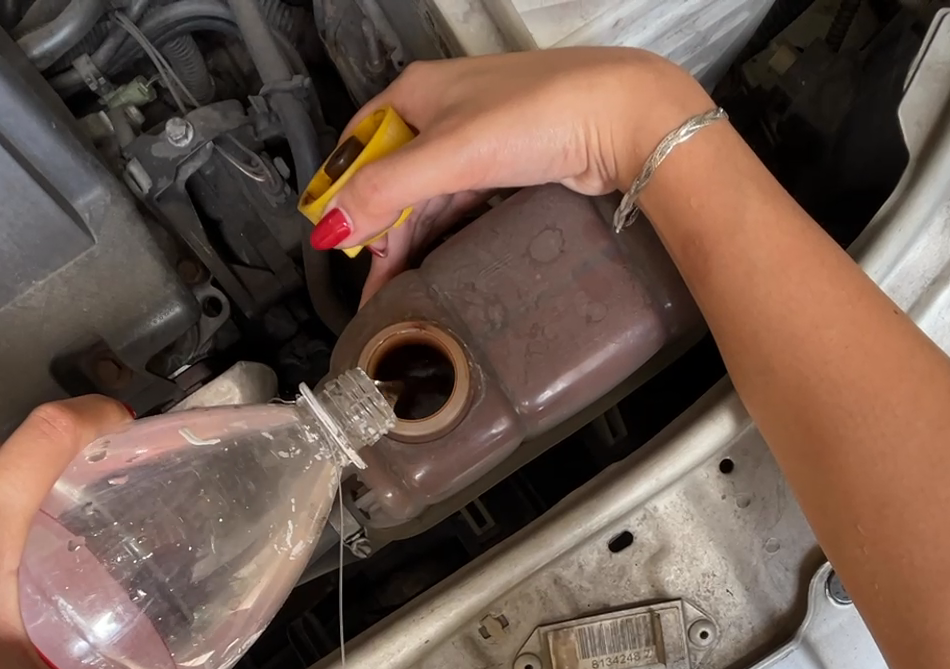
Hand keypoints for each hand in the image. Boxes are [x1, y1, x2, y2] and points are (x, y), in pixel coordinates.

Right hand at [309, 47, 715, 301]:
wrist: (622, 118)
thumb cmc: (532, 120)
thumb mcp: (448, 154)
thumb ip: (387, 191)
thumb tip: (328, 229)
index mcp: (415, 96)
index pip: (361, 148)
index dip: (346, 197)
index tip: (340, 247)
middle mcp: (441, 113)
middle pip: (394, 179)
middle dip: (380, 233)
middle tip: (373, 289)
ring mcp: (477, 140)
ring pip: (428, 196)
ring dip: (410, 241)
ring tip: (396, 291)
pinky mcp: (507, 166)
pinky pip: (459, 204)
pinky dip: (442, 233)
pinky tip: (433, 263)